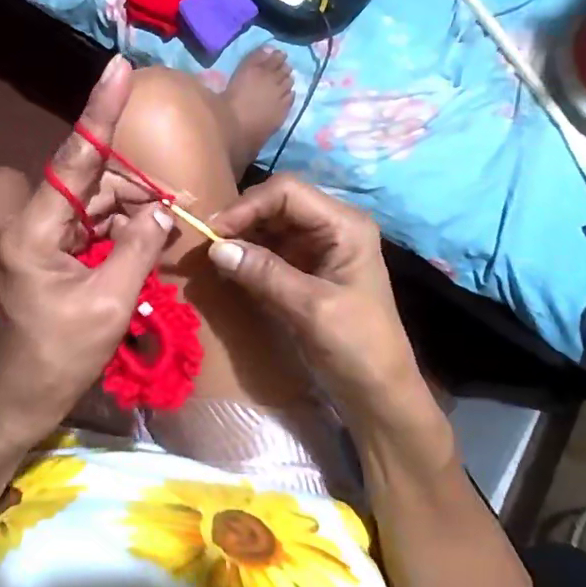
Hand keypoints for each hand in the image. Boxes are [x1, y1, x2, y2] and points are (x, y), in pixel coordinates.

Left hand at [0, 56, 173, 445]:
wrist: (25, 396)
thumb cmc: (61, 355)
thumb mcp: (110, 302)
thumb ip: (138, 247)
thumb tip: (163, 209)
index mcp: (34, 229)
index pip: (73, 159)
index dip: (99, 112)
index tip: (118, 69)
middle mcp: (33, 221)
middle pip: (91, 180)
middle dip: (136, 186)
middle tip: (180, 199)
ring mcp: (41, 235)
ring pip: (95, 201)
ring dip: (133, 207)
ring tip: (171, 221)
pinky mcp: (52, 249)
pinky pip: (93, 223)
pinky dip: (123, 226)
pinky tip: (151, 234)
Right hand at [204, 174, 417, 409]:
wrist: (378, 394)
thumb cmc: (356, 347)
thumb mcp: (310, 309)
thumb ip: (264, 273)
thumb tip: (215, 248)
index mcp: (344, 225)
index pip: (287, 192)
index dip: (247, 206)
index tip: (214, 232)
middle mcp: (331, 226)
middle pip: (276, 203)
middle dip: (241, 218)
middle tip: (207, 243)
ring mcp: (318, 247)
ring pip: (268, 224)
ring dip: (240, 236)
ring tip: (213, 255)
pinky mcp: (305, 267)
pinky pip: (268, 248)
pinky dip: (246, 254)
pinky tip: (228, 267)